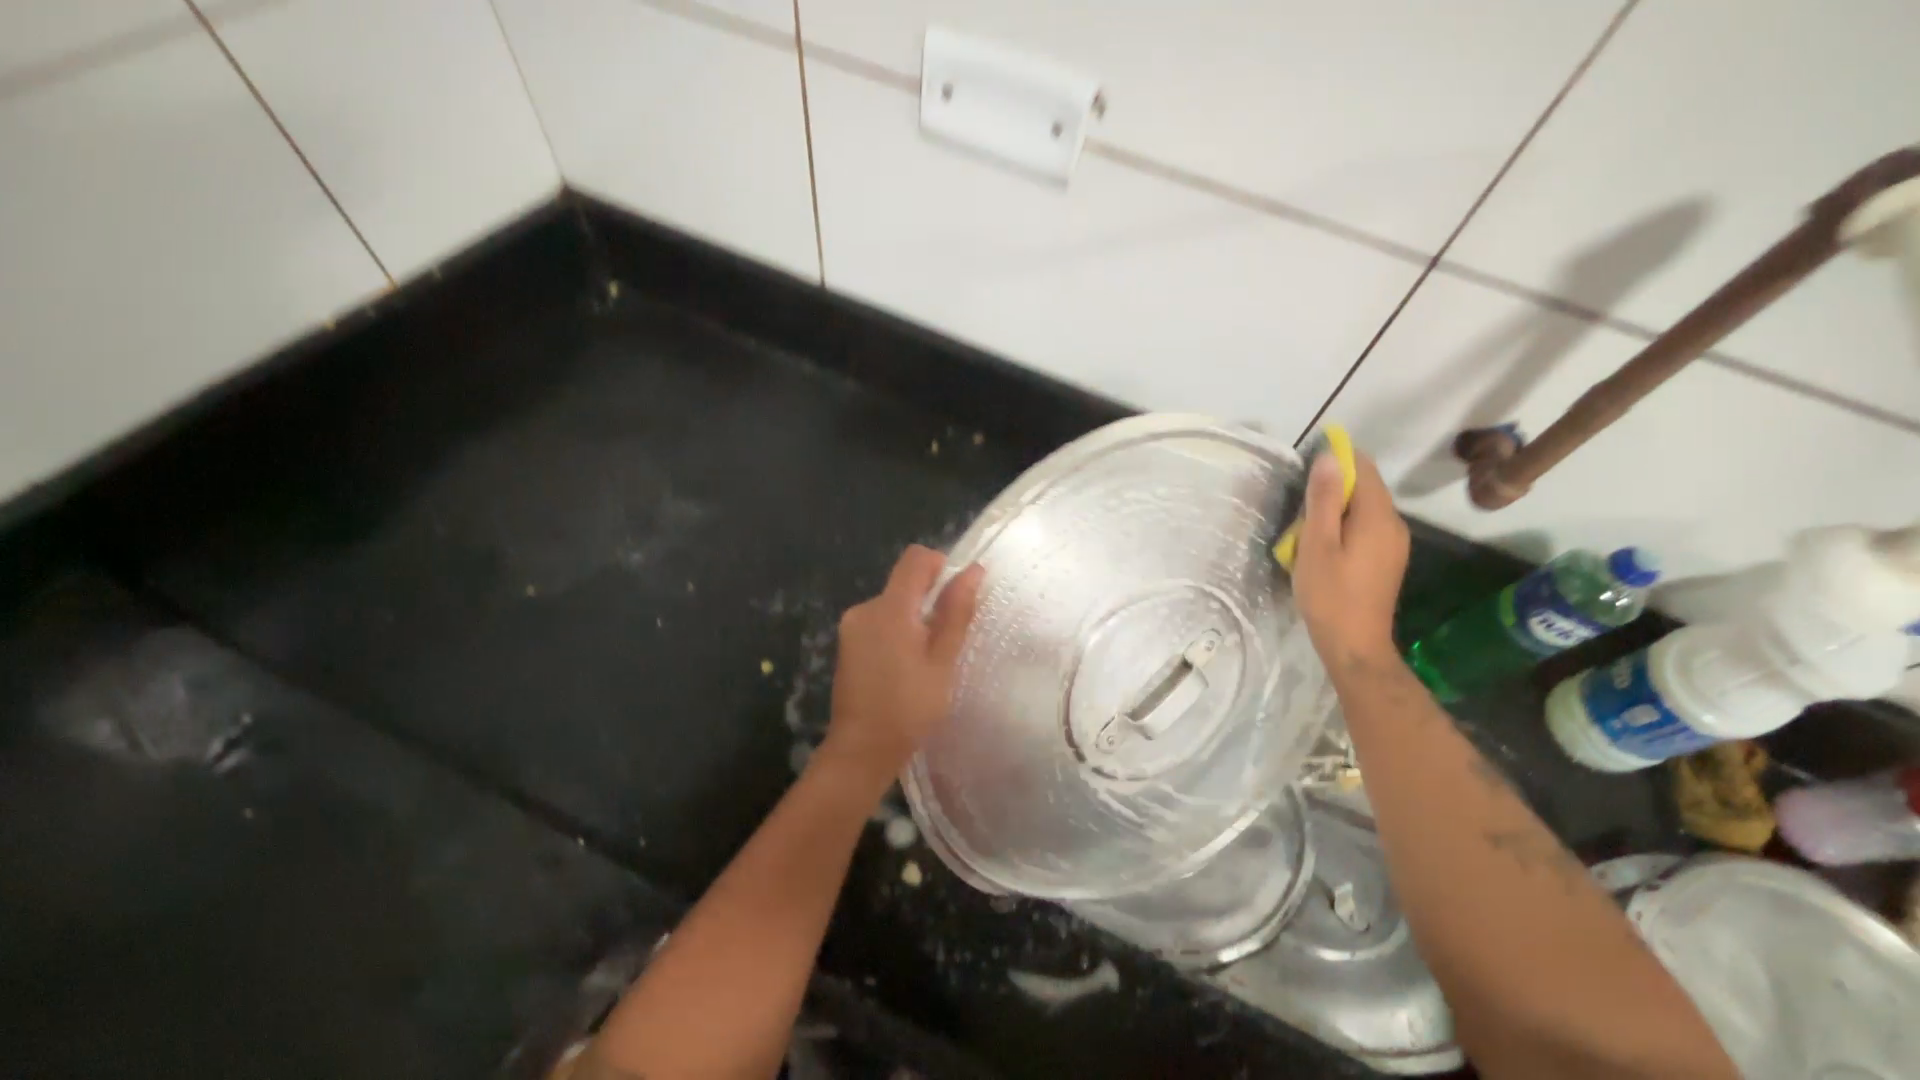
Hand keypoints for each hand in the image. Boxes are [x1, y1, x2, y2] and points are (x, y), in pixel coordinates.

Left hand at [821, 545, 983, 787]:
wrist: (862, 750)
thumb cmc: (909, 707)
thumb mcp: (942, 660)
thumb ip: (956, 612)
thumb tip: (972, 571)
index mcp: (888, 607)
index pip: (915, 559)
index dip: (941, 566)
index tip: (957, 597)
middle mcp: (864, 608)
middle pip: (903, 583)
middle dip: (929, 601)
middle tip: (947, 642)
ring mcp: (851, 627)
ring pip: (892, 605)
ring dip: (913, 620)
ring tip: (927, 661)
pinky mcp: (847, 645)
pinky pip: (879, 624)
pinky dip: (897, 634)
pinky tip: (905, 669)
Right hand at [1293, 450, 1409, 669]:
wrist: (1356, 647)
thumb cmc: (1330, 596)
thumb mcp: (1317, 544)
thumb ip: (1324, 499)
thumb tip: (1329, 457)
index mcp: (1378, 516)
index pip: (1363, 467)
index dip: (1335, 461)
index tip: (1305, 476)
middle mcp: (1394, 524)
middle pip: (1365, 487)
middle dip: (1332, 490)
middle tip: (1300, 514)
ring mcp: (1394, 543)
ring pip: (1364, 509)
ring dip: (1336, 512)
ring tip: (1307, 535)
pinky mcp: (1388, 560)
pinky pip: (1367, 529)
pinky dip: (1345, 529)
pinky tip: (1324, 551)